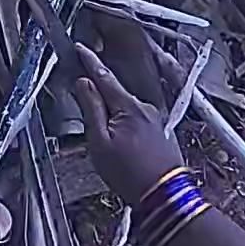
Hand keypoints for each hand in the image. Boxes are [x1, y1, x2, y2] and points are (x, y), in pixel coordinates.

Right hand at [73, 43, 181, 201]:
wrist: (165, 197)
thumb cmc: (129, 173)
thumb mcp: (100, 141)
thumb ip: (91, 108)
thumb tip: (83, 83)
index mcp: (128, 107)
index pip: (104, 77)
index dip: (90, 61)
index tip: (79, 48)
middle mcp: (144, 107)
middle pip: (114, 89)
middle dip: (97, 84)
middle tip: (80, 83)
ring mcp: (154, 118)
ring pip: (124, 103)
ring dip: (109, 104)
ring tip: (97, 116)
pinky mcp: (158, 129)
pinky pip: (134, 114)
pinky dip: (121, 114)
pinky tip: (115, 128)